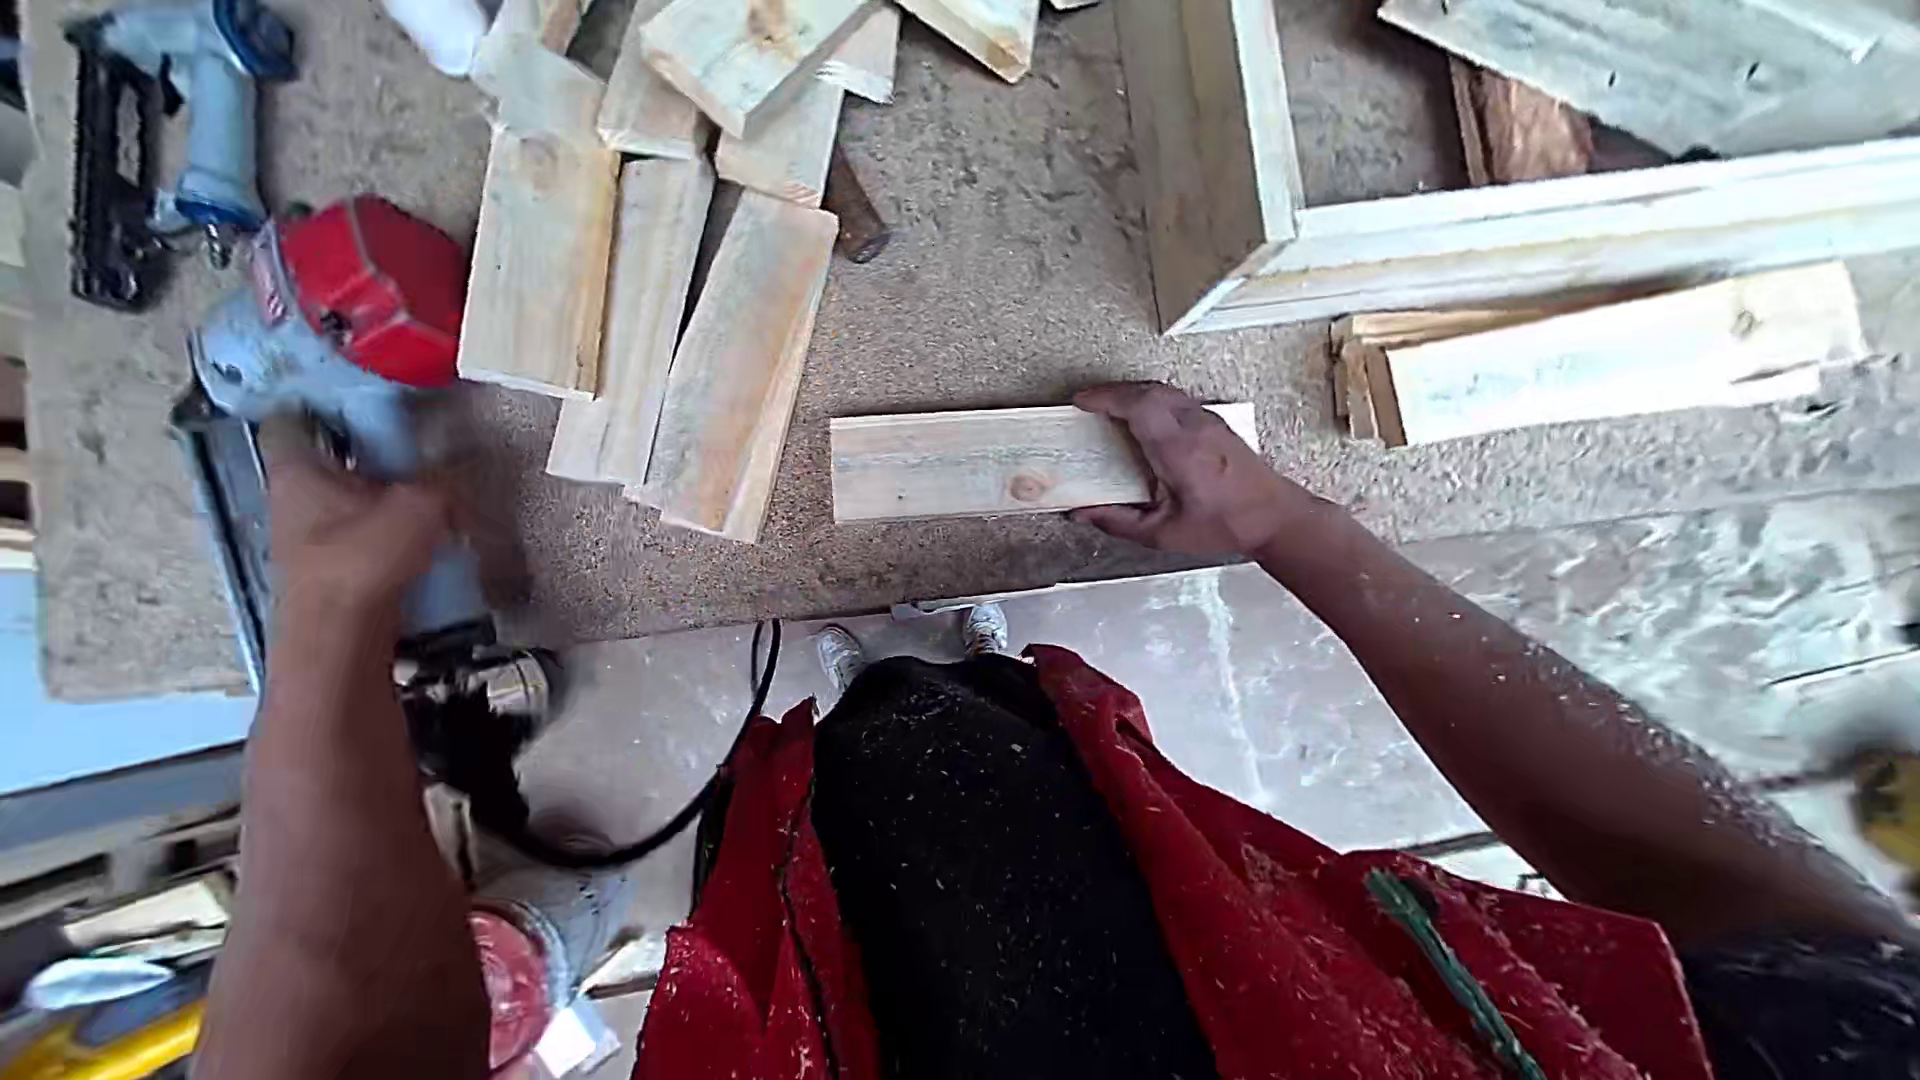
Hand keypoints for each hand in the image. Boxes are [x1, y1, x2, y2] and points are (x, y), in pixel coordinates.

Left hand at [259, 414, 449, 619]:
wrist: (343, 630)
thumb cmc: (366, 557)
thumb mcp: (420, 506)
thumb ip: (442, 479)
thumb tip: (464, 463)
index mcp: (298, 471)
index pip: (294, 422)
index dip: (326, 407)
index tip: (366, 402)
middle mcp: (291, 496)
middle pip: (332, 461)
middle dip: (372, 456)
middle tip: (417, 451)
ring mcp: (308, 532)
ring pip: (350, 497)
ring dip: (386, 494)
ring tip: (433, 495)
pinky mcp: (331, 561)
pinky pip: (363, 528)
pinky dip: (390, 525)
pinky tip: (425, 533)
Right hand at [1070, 382, 1316, 555]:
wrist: (1274, 517)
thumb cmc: (1223, 525)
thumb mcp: (1162, 533)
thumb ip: (1117, 522)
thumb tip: (1082, 513)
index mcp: (1178, 450)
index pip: (1138, 405)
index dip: (1105, 398)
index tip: (1082, 402)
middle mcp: (1193, 427)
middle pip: (1147, 390)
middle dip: (1112, 392)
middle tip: (1088, 403)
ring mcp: (1207, 421)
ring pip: (1163, 390)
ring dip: (1132, 393)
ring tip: (1109, 407)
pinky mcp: (1215, 424)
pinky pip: (1176, 399)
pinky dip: (1150, 399)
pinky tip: (1140, 416)